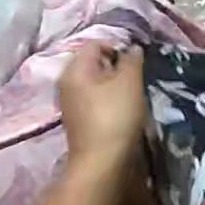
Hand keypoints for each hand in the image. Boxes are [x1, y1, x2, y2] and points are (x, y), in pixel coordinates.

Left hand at [58, 41, 145, 172]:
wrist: (102, 160)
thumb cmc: (115, 116)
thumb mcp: (129, 82)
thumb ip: (132, 59)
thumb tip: (132, 48)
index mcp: (74, 69)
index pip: (96, 43)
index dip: (119, 46)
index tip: (138, 62)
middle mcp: (67, 82)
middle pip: (95, 62)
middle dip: (118, 66)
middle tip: (137, 78)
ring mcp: (71, 102)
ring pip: (97, 81)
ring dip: (116, 84)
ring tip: (133, 94)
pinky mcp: (79, 118)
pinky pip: (96, 98)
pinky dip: (110, 99)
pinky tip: (124, 109)